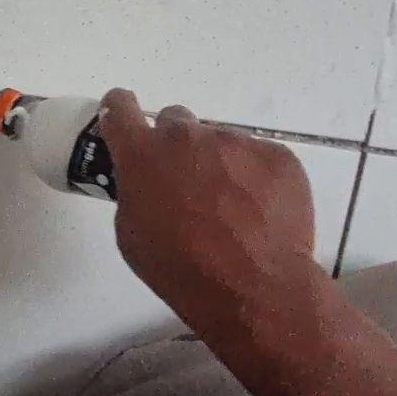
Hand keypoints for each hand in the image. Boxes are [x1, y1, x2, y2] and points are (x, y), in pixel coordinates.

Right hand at [98, 89, 327, 336]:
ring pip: (220, 143)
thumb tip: (149, 183)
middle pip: (175, 120)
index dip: (119, 109)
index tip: (123, 117)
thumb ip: (134, 191)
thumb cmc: (178, 267)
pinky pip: (259, 158)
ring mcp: (235, 141)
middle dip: (176, 146)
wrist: (254, 288)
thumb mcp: (130, 232)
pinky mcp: (277, 155)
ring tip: (232, 209)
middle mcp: (185, 136)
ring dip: (218, 165)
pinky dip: (256, 179)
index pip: (119, 107)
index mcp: (142, 153)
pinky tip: (260, 213)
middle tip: (186, 183)